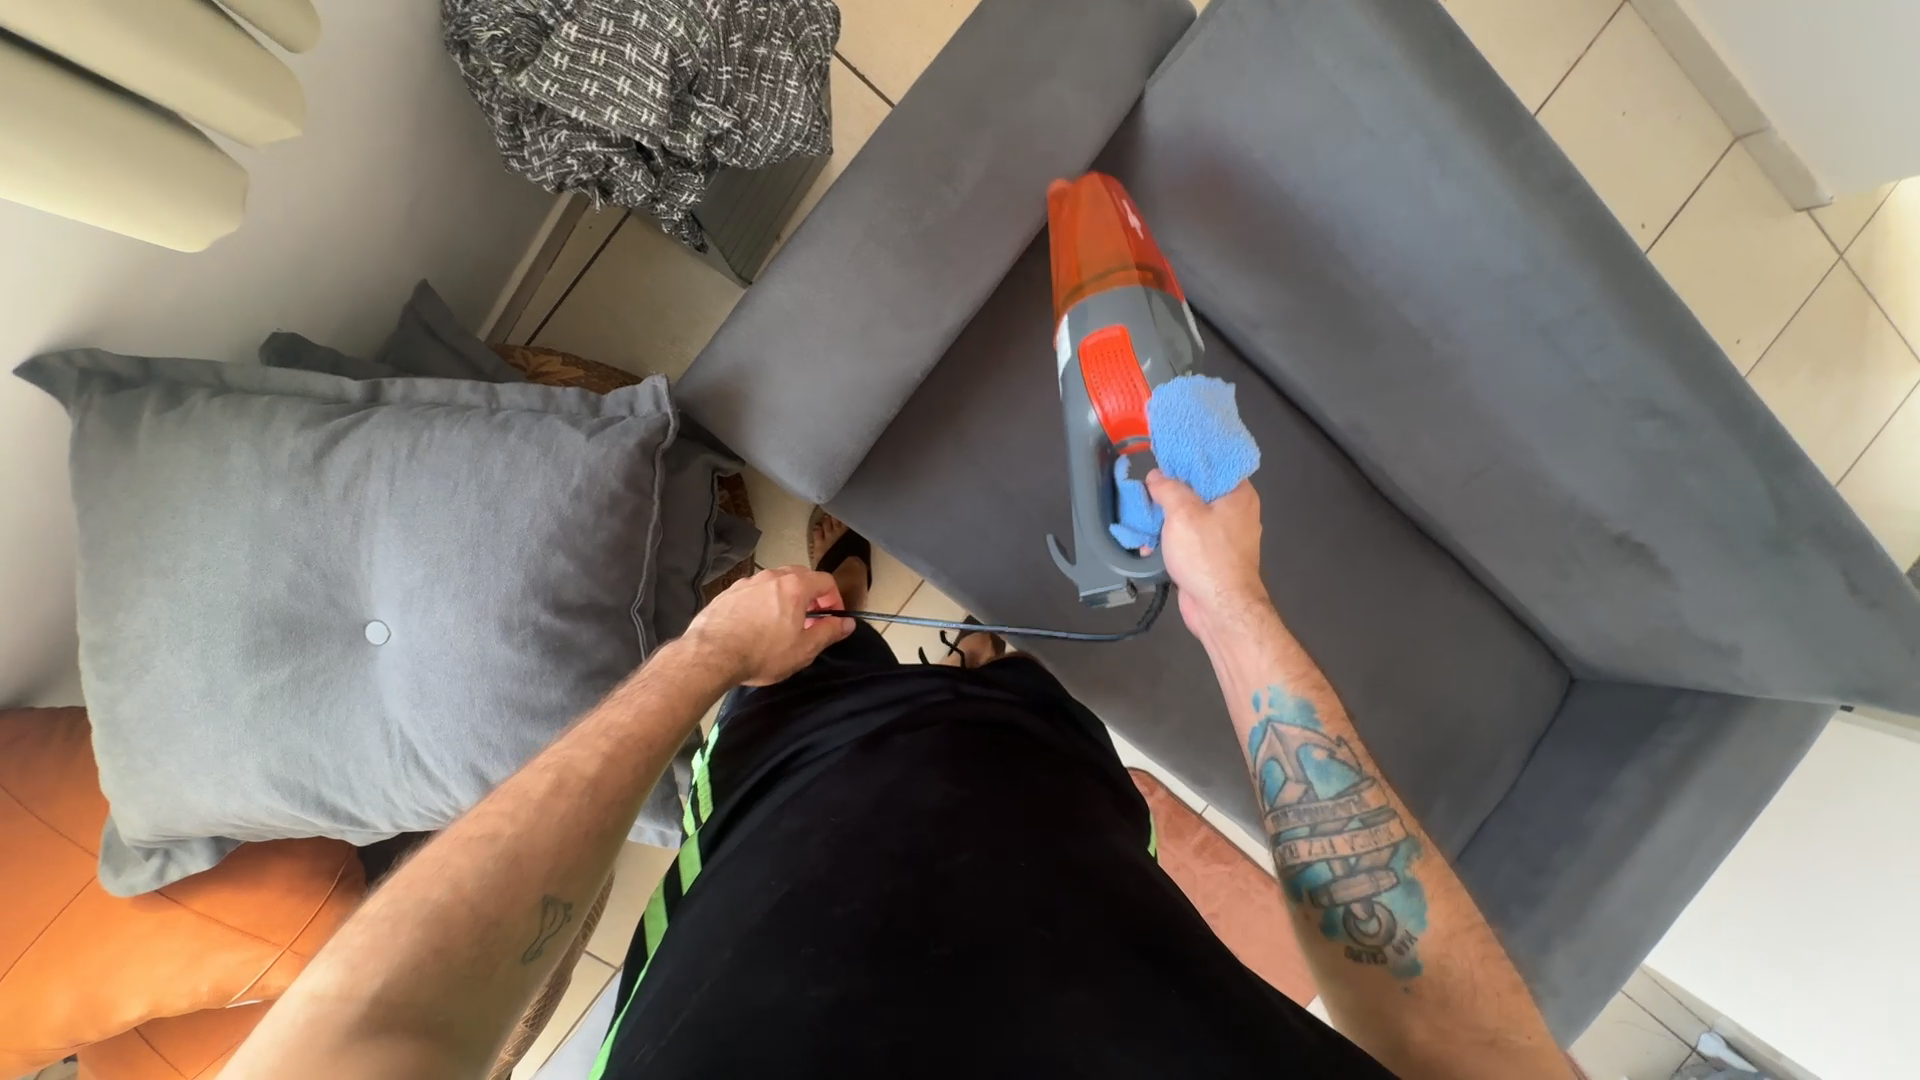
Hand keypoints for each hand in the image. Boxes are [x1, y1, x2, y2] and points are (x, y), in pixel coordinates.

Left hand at [682, 566, 854, 685]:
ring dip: (786, 597)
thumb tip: (847, 623)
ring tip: (783, 623)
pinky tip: (756, 625)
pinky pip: (754, 591)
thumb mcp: (804, 649)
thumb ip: (829, 632)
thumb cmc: (761, 653)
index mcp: (795, 587)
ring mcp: (747, 582)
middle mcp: (772, 577)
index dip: (835, 599)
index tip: (834, 617)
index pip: (826, 581)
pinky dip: (763, 602)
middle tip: (811, 619)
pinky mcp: (728, 592)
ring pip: (775, 582)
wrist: (710, 656)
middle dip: (811, 595)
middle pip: (801, 576)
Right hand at [1145, 472, 1272, 638]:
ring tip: (1143, 516)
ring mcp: (1225, 537)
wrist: (1220, 608)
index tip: (1166, 456)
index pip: (1215, 464)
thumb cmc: (1207, 556)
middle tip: (1149, 486)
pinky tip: (1149, 545)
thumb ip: (1168, 489)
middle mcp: (1236, 512)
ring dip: (1166, 519)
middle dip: (1171, 491)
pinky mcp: (1212, 557)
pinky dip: (1170, 540)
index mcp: (1238, 494)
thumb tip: (1157, 476)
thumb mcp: (1182, 513)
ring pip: (1191, 516)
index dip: (1189, 459)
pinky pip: (1188, 539)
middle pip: (1200, 490)